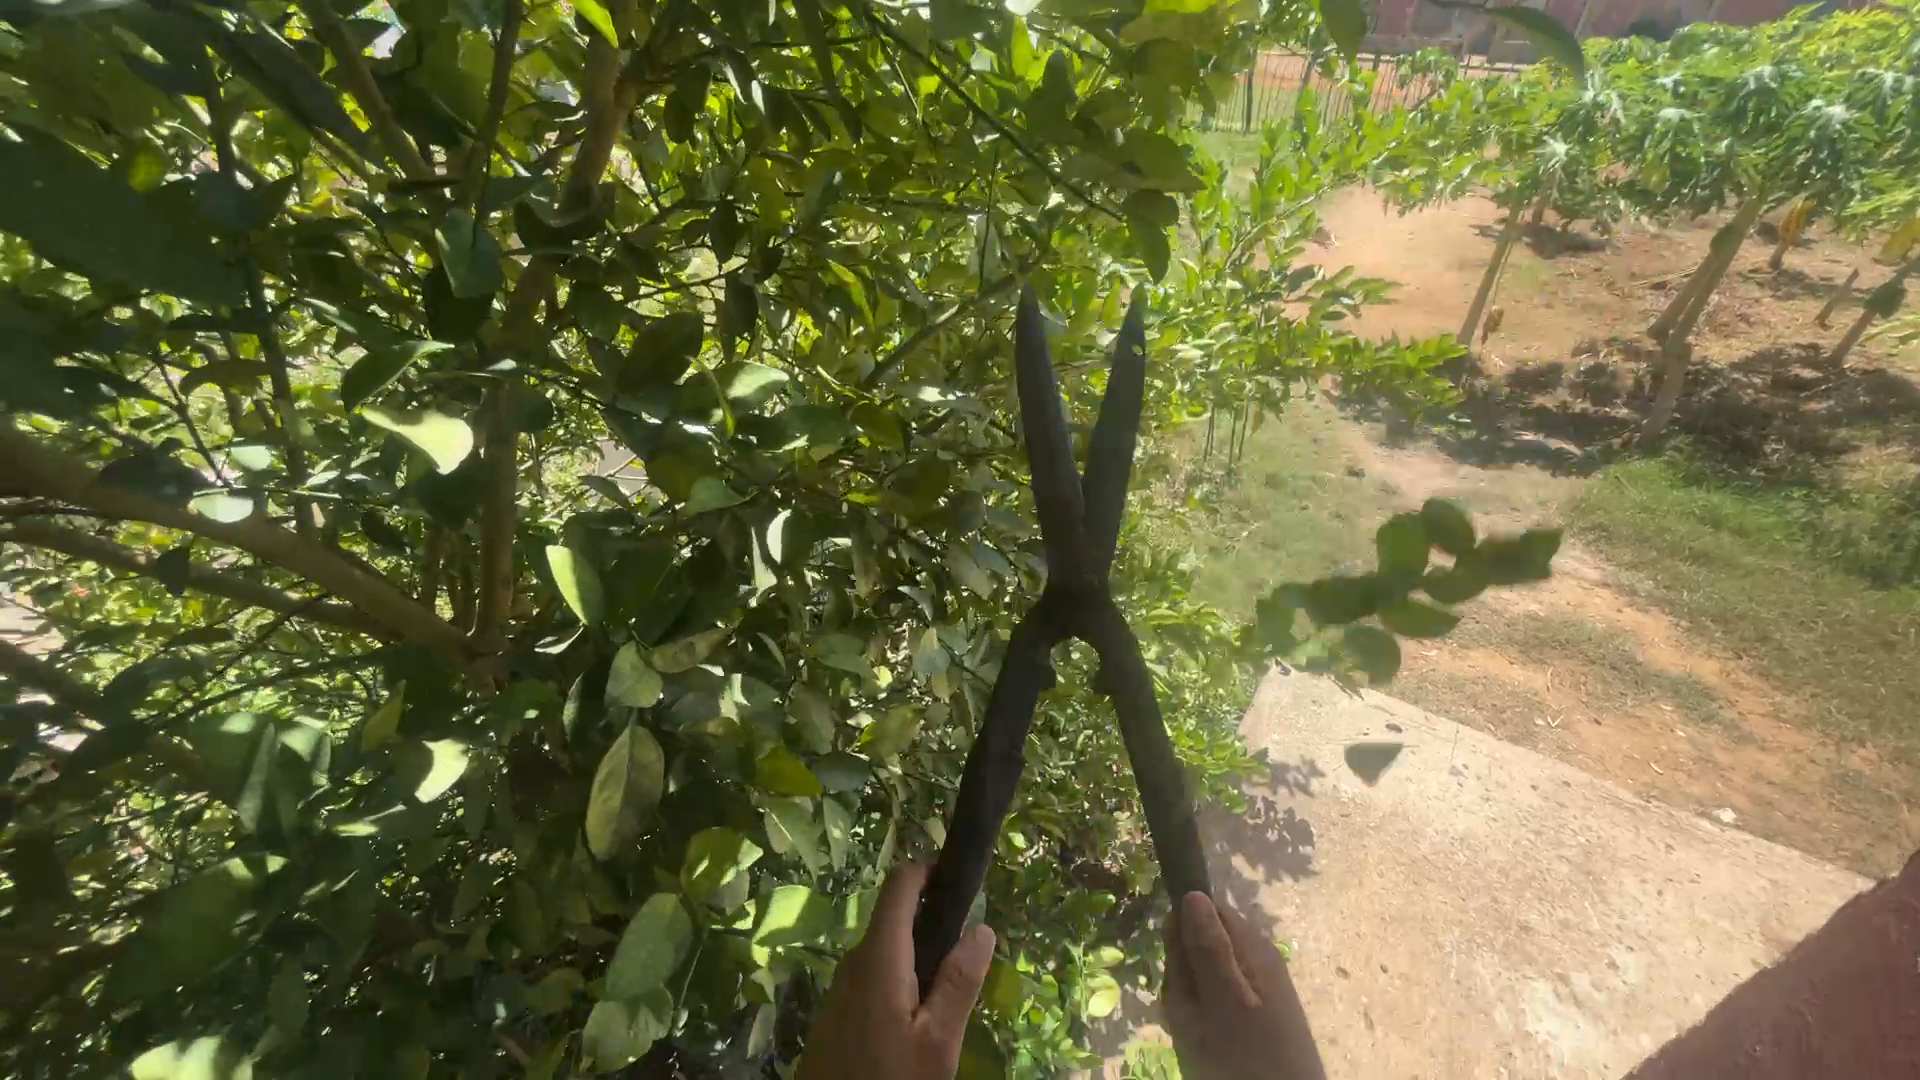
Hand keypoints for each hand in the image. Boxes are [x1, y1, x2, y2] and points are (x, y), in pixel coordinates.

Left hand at [798, 864, 996, 1079]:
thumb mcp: (936, 1043)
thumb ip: (959, 983)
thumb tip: (983, 927)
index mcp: (879, 955)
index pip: (900, 883)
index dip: (929, 872)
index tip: (960, 886)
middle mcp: (854, 959)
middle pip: (896, 919)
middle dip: (933, 926)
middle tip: (965, 961)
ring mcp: (840, 987)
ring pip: (886, 953)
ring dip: (917, 960)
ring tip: (945, 999)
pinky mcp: (835, 1014)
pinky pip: (872, 979)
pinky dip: (899, 983)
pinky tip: (914, 1023)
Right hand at [1163, 892, 1323, 1079]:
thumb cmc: (1251, 1061)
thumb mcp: (1223, 1002)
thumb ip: (1207, 948)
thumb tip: (1192, 892)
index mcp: (1252, 947)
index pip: (1205, 908)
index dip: (1182, 931)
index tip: (1178, 966)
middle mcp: (1256, 958)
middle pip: (1200, 940)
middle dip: (1184, 971)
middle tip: (1190, 1008)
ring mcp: (1255, 987)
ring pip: (1201, 973)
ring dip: (1188, 999)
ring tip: (1198, 1030)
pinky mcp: (1252, 1013)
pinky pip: (1211, 1000)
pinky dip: (1199, 1017)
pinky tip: (1205, 1042)